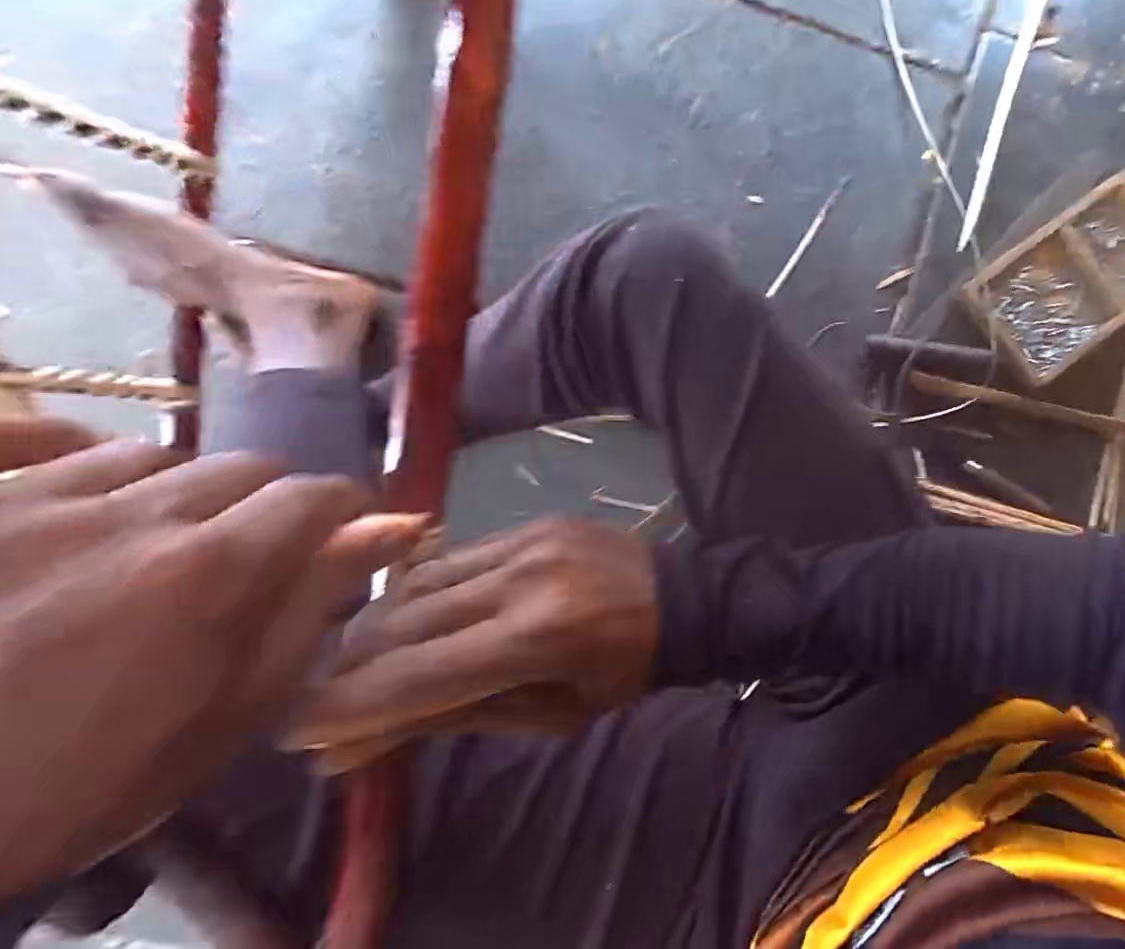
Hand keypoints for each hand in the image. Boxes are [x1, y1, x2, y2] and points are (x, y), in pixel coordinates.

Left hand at [0, 419, 422, 893]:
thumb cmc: (72, 785)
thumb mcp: (229, 710)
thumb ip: (314, 604)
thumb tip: (393, 528)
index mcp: (212, 568)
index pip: (319, 495)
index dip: (348, 511)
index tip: (348, 538)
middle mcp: (132, 517)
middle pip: (246, 467)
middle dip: (272, 500)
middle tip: (255, 550)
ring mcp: (28, 505)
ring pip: (151, 455)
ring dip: (181, 487)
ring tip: (159, 534)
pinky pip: (30, 437)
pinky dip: (75, 447)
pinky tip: (82, 476)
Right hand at [288, 517, 660, 753]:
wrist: (687, 599)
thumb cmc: (628, 669)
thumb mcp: (554, 714)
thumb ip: (459, 719)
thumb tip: (350, 747)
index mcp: (537, 638)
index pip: (411, 677)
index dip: (341, 709)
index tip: (293, 731)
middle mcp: (524, 580)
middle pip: (401, 624)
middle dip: (353, 668)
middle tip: (334, 695)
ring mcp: (530, 541)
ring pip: (418, 583)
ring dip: (384, 623)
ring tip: (377, 656)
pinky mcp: (538, 521)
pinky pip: (455, 555)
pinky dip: (427, 589)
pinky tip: (426, 613)